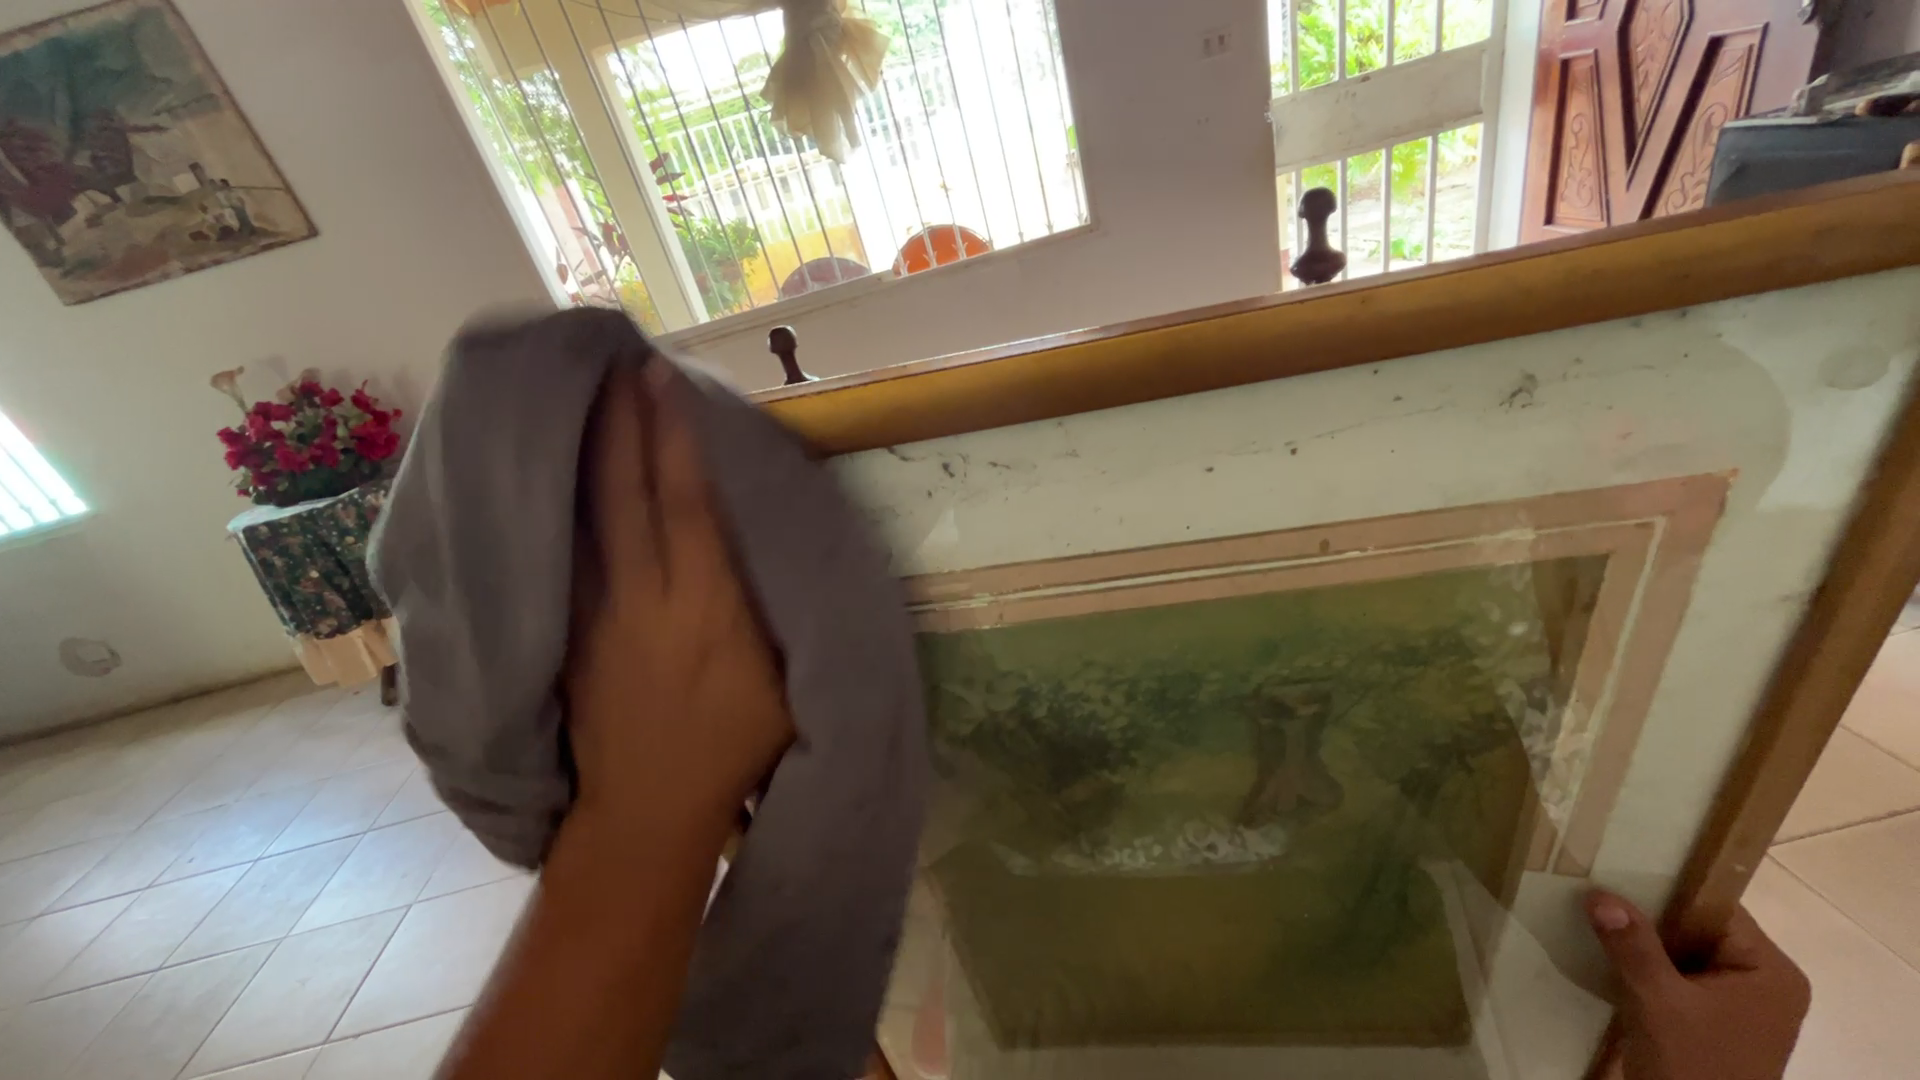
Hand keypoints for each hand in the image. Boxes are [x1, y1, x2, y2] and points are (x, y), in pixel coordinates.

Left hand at [564, 362, 793, 837]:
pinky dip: (561, 503)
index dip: (675, 438)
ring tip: (583, 396)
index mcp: (706, 606)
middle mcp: (644, 597)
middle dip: (620, 422)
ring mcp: (595, 613)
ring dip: (586, 451)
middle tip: (615, 360)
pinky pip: (563, 553)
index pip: (686, 504)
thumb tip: (773, 546)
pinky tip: (557, 473)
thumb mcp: (785, 680)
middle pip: (624, 494)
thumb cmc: (737, 745)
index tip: (663, 380)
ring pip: (585, 516)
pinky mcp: (570, 632)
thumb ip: (774, 609)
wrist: (648, 809)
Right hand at [1588, 889, 1809, 1079]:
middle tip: (1593, 890)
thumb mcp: (1658, 1002)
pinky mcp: (1706, 1014)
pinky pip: (1670, 970)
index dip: (1666, 886)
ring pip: (1677, 947)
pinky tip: (1602, 950)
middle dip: (1643, 912)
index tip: (1615, 868)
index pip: (1715, 906)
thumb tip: (1600, 893)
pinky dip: (1638, 961)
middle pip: (1694, 924)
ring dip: (1636, 937)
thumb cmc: (1694, 1064)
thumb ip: (1632, 946)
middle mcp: (1760, 980)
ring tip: (1590, 914)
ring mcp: (1735, 1000)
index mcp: (1769, 971)